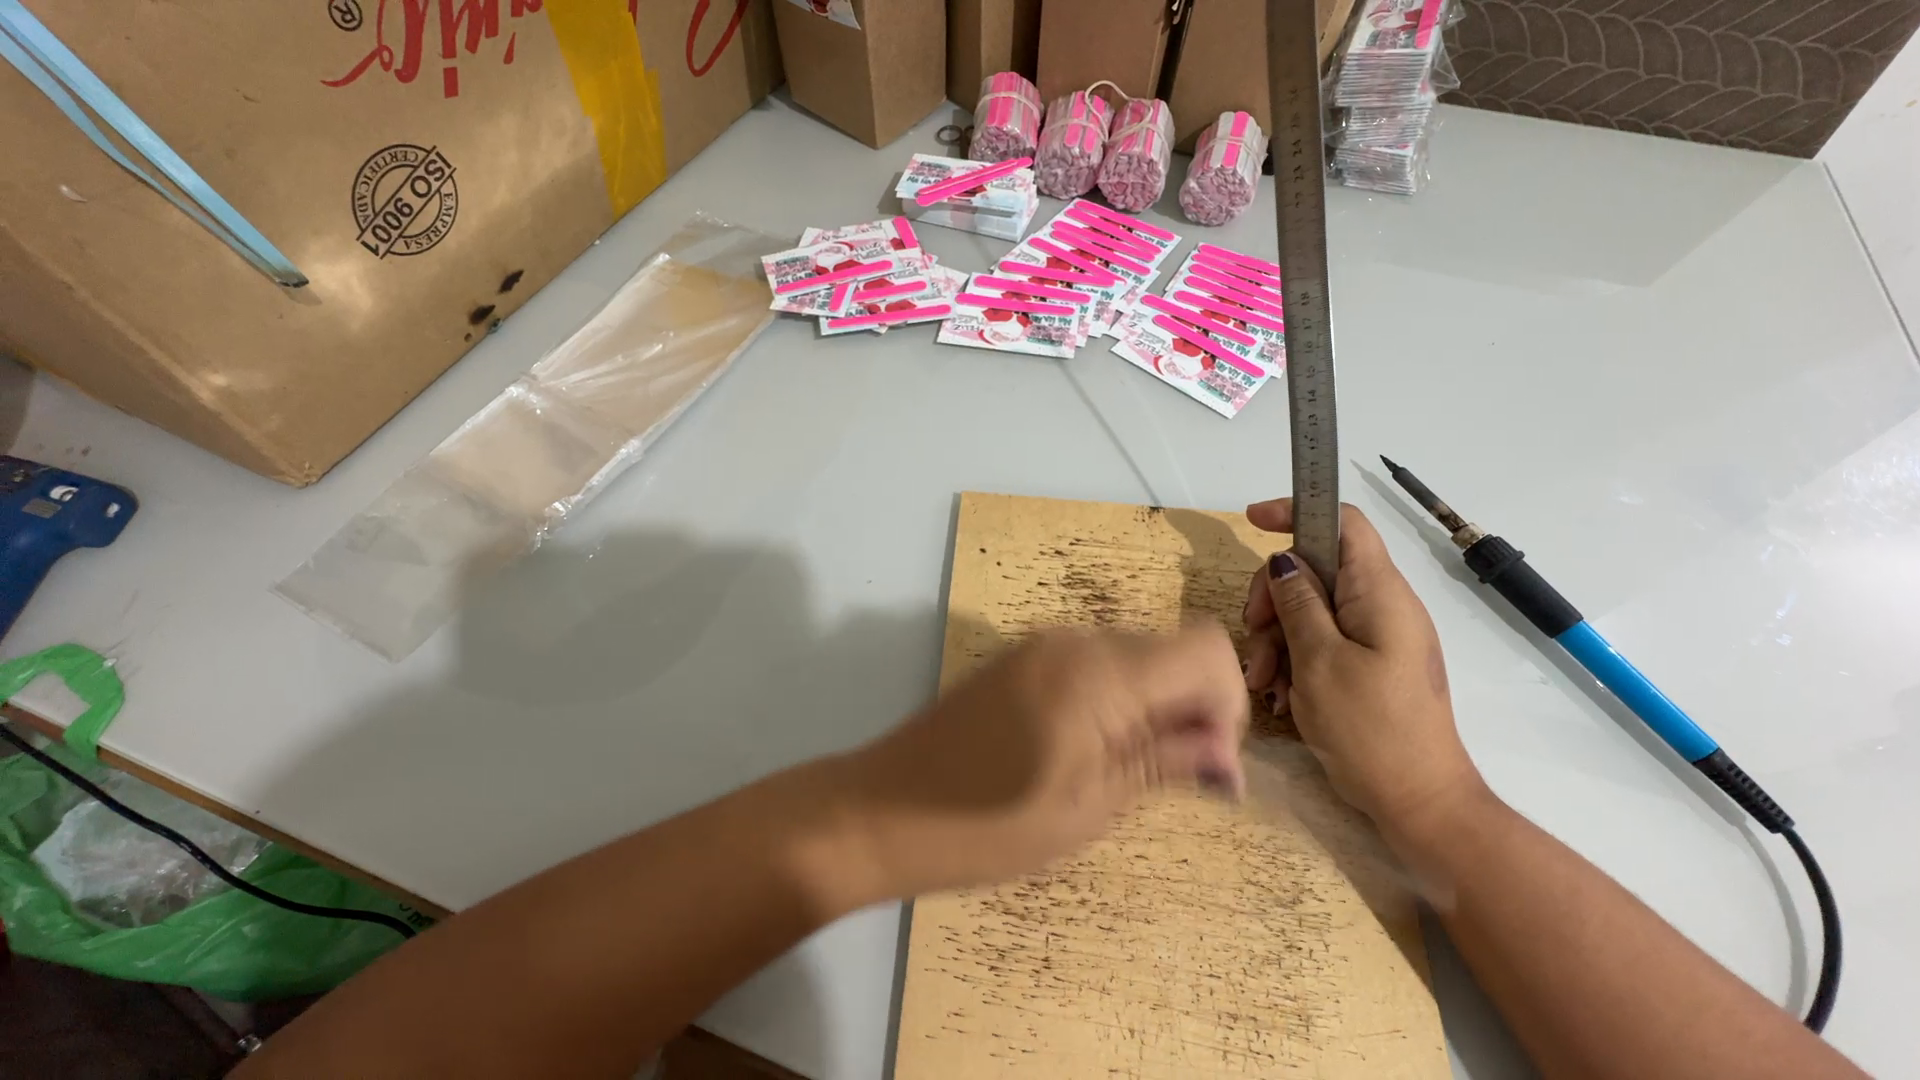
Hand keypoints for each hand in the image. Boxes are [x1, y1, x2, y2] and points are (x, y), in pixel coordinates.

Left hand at [839, 625, 1249, 896]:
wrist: (881, 809)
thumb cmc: (990, 823)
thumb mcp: (1090, 805)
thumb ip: (1165, 762)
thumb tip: (1228, 757)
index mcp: (1102, 670)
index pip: (1206, 648)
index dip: (1225, 703)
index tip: (1206, 765)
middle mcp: (1076, 641)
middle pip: (1171, 650)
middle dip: (1191, 708)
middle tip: (1174, 781)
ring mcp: (1042, 646)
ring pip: (1133, 657)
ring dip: (1152, 706)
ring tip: (1127, 775)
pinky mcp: (1019, 660)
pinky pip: (1091, 665)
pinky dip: (1113, 700)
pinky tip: (1086, 752)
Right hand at [1241, 500, 1484, 834]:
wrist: (1420, 801)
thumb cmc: (1370, 728)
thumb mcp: (1320, 662)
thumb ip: (1299, 604)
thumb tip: (1284, 562)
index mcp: (1379, 594)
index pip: (1342, 522)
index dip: (1297, 511)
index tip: (1252, 521)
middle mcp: (1383, 606)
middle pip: (1317, 568)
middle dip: (1274, 594)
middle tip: (1252, 631)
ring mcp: (1379, 637)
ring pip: (1313, 609)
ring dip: (1278, 635)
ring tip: (1261, 679)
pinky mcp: (1371, 665)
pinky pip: (1324, 641)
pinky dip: (1294, 657)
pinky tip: (1277, 692)